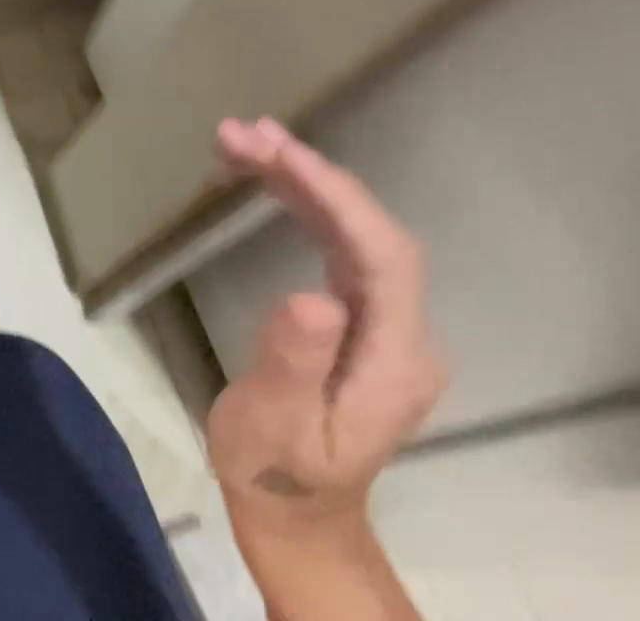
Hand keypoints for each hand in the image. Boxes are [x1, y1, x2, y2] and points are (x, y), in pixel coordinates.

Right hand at [206, 118, 445, 539]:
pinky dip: (303, 208)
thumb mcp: (278, 422)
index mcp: (393, 355)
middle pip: (369, 234)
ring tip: (242, 143)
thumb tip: (310, 300)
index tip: (274, 152)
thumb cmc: (276, 467)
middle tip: (239, 133)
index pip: (381, 255)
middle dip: (310, 176)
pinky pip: (338, 249)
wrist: (292, 506)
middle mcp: (400, 331)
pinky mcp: (353, 321)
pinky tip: (270, 184)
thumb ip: (296, 363)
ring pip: (355, 234)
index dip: (335, 196)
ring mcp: (380, 325)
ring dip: (303, 183)